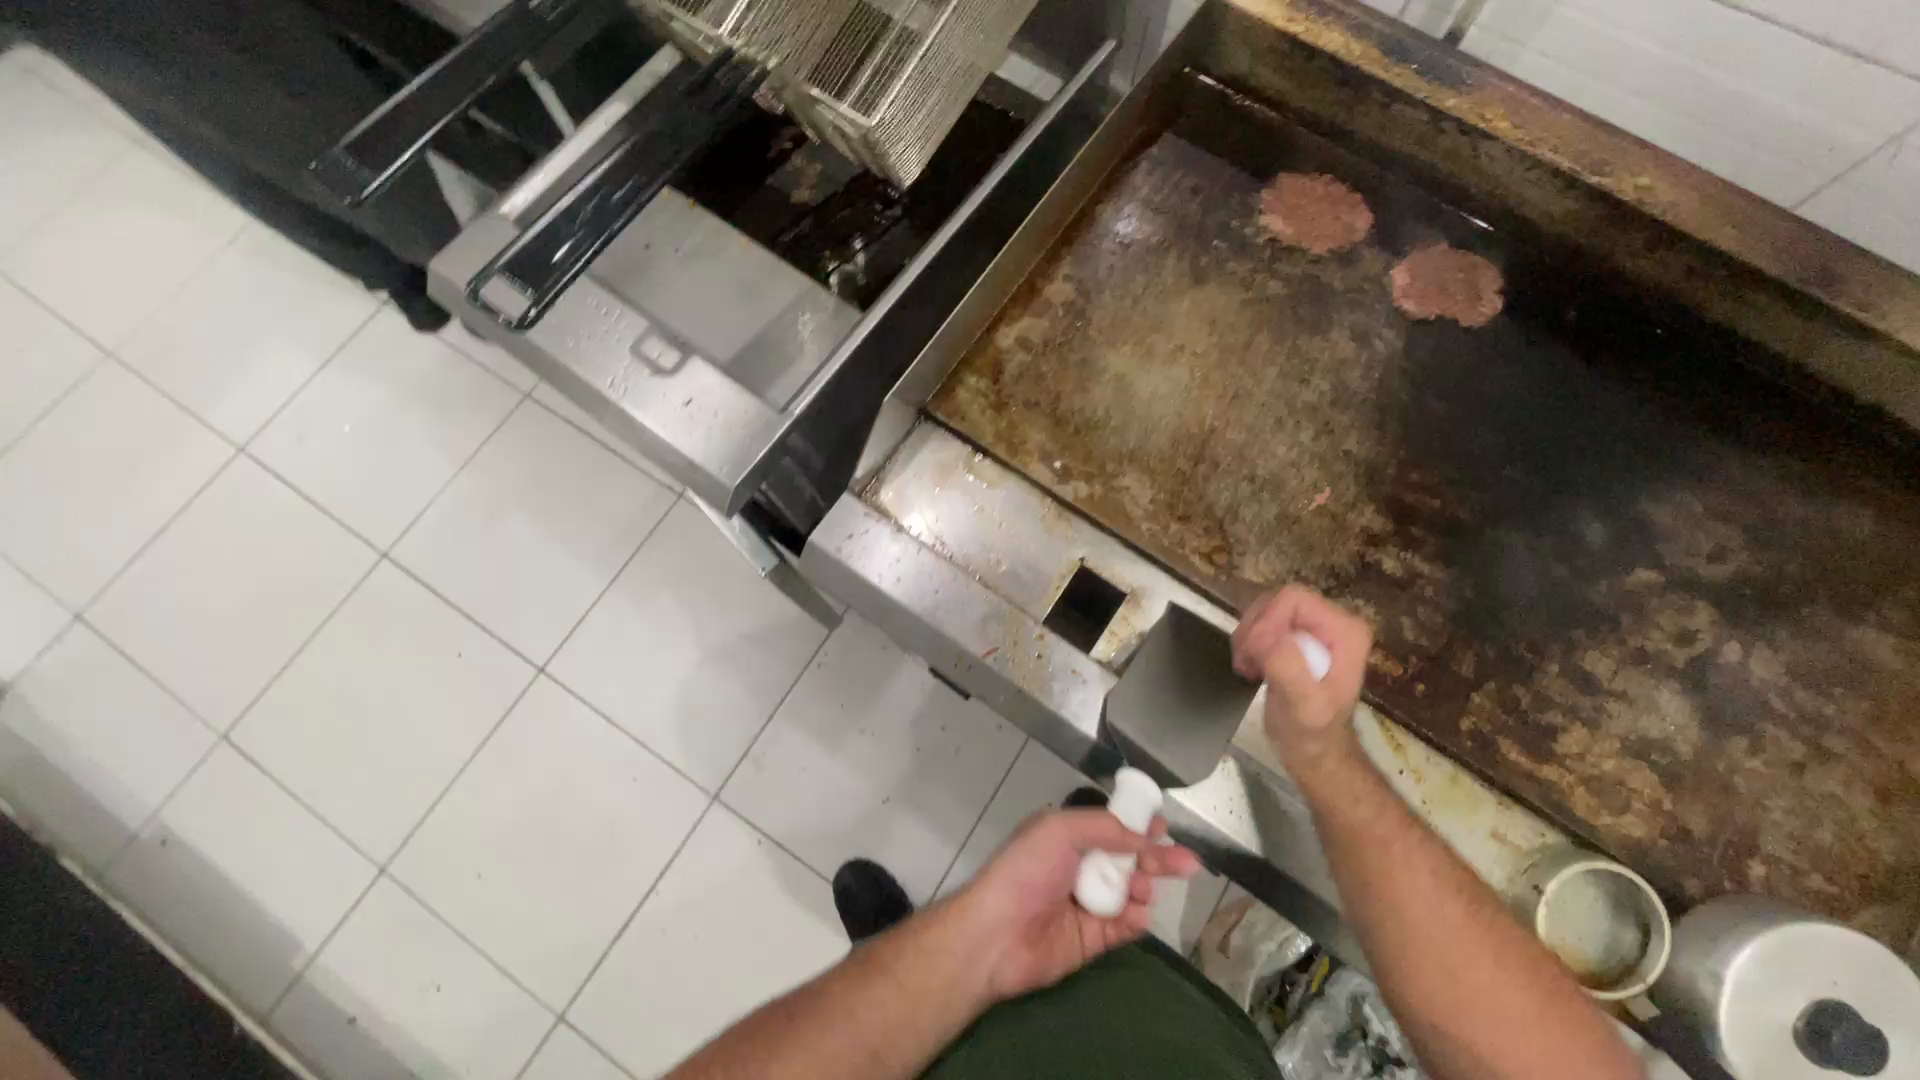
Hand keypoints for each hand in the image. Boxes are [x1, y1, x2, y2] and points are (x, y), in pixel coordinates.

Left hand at [954, 809, 1199, 1002]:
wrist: (998, 935)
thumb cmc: (1025, 872)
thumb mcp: (1060, 831)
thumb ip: (1104, 827)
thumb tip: (1142, 834)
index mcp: (1065, 837)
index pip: (1109, 827)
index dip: (1137, 825)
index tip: (1163, 825)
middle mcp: (1078, 867)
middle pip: (1127, 860)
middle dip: (1157, 858)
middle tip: (1187, 863)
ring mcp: (1086, 904)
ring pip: (1130, 893)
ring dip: (1146, 889)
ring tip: (1147, 890)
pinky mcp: (1091, 939)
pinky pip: (1123, 927)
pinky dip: (1136, 920)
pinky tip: (1140, 915)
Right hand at [1231, 584, 1371, 767]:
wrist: (1314, 753)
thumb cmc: (1311, 734)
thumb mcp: (1303, 705)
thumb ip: (1288, 666)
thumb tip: (1264, 635)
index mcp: (1345, 630)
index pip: (1292, 598)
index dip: (1265, 622)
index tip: (1254, 656)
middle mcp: (1334, 622)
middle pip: (1276, 600)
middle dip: (1253, 631)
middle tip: (1247, 664)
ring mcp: (1316, 628)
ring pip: (1265, 610)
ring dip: (1247, 638)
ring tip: (1249, 668)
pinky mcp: (1298, 637)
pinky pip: (1263, 623)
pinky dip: (1248, 643)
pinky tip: (1252, 667)